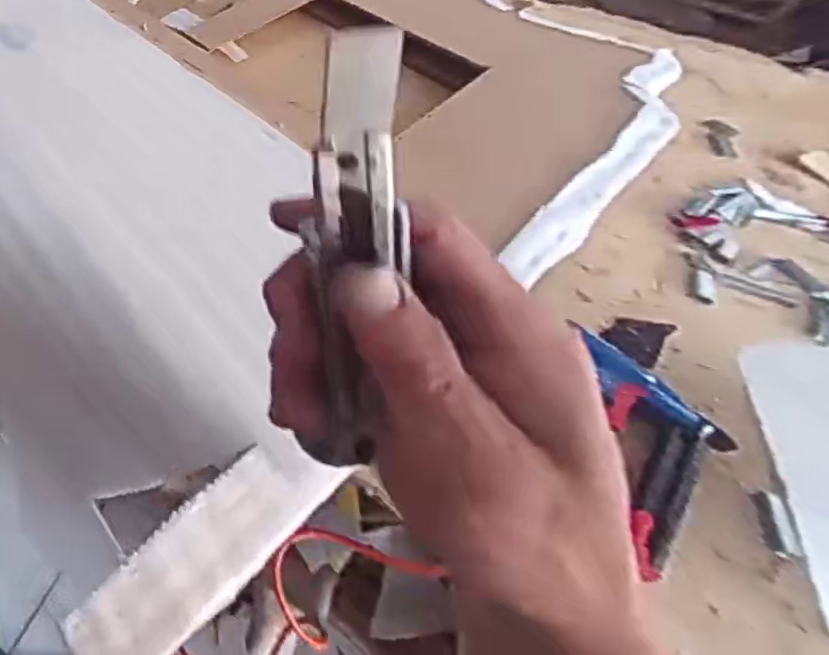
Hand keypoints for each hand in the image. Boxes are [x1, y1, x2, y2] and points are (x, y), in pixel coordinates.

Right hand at [264, 200, 659, 654]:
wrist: (542, 619)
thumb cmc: (525, 542)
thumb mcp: (467, 451)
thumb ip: (415, 360)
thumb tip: (359, 273)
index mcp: (510, 327)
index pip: (430, 233)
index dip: (358, 213)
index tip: (287, 221)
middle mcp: (470, 326)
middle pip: (369, 272)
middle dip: (313, 306)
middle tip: (288, 356)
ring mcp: (437, 353)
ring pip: (344, 311)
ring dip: (305, 350)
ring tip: (298, 408)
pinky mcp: (409, 380)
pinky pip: (343, 351)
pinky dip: (313, 377)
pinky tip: (311, 418)